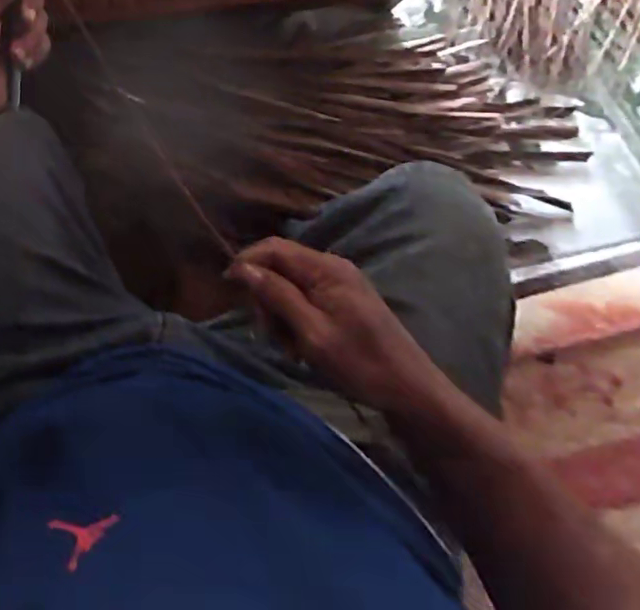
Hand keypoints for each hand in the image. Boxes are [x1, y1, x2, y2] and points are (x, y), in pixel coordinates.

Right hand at [227, 238, 462, 421]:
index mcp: (326, 269)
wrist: (412, 392)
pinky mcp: (345, 301)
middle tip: (267, 332)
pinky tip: (302, 345)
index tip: (227, 285)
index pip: (274, 248)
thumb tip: (243, 268)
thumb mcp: (311, 332)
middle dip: (265, 294)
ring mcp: (341, 283)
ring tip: (289, 346)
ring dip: (280, 311)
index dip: (247, 261)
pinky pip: (307, 298)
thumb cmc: (361, 363)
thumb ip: (277, 295)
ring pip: (291, 284)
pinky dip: (295, 317)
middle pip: (281, 265)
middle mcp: (333, 267)